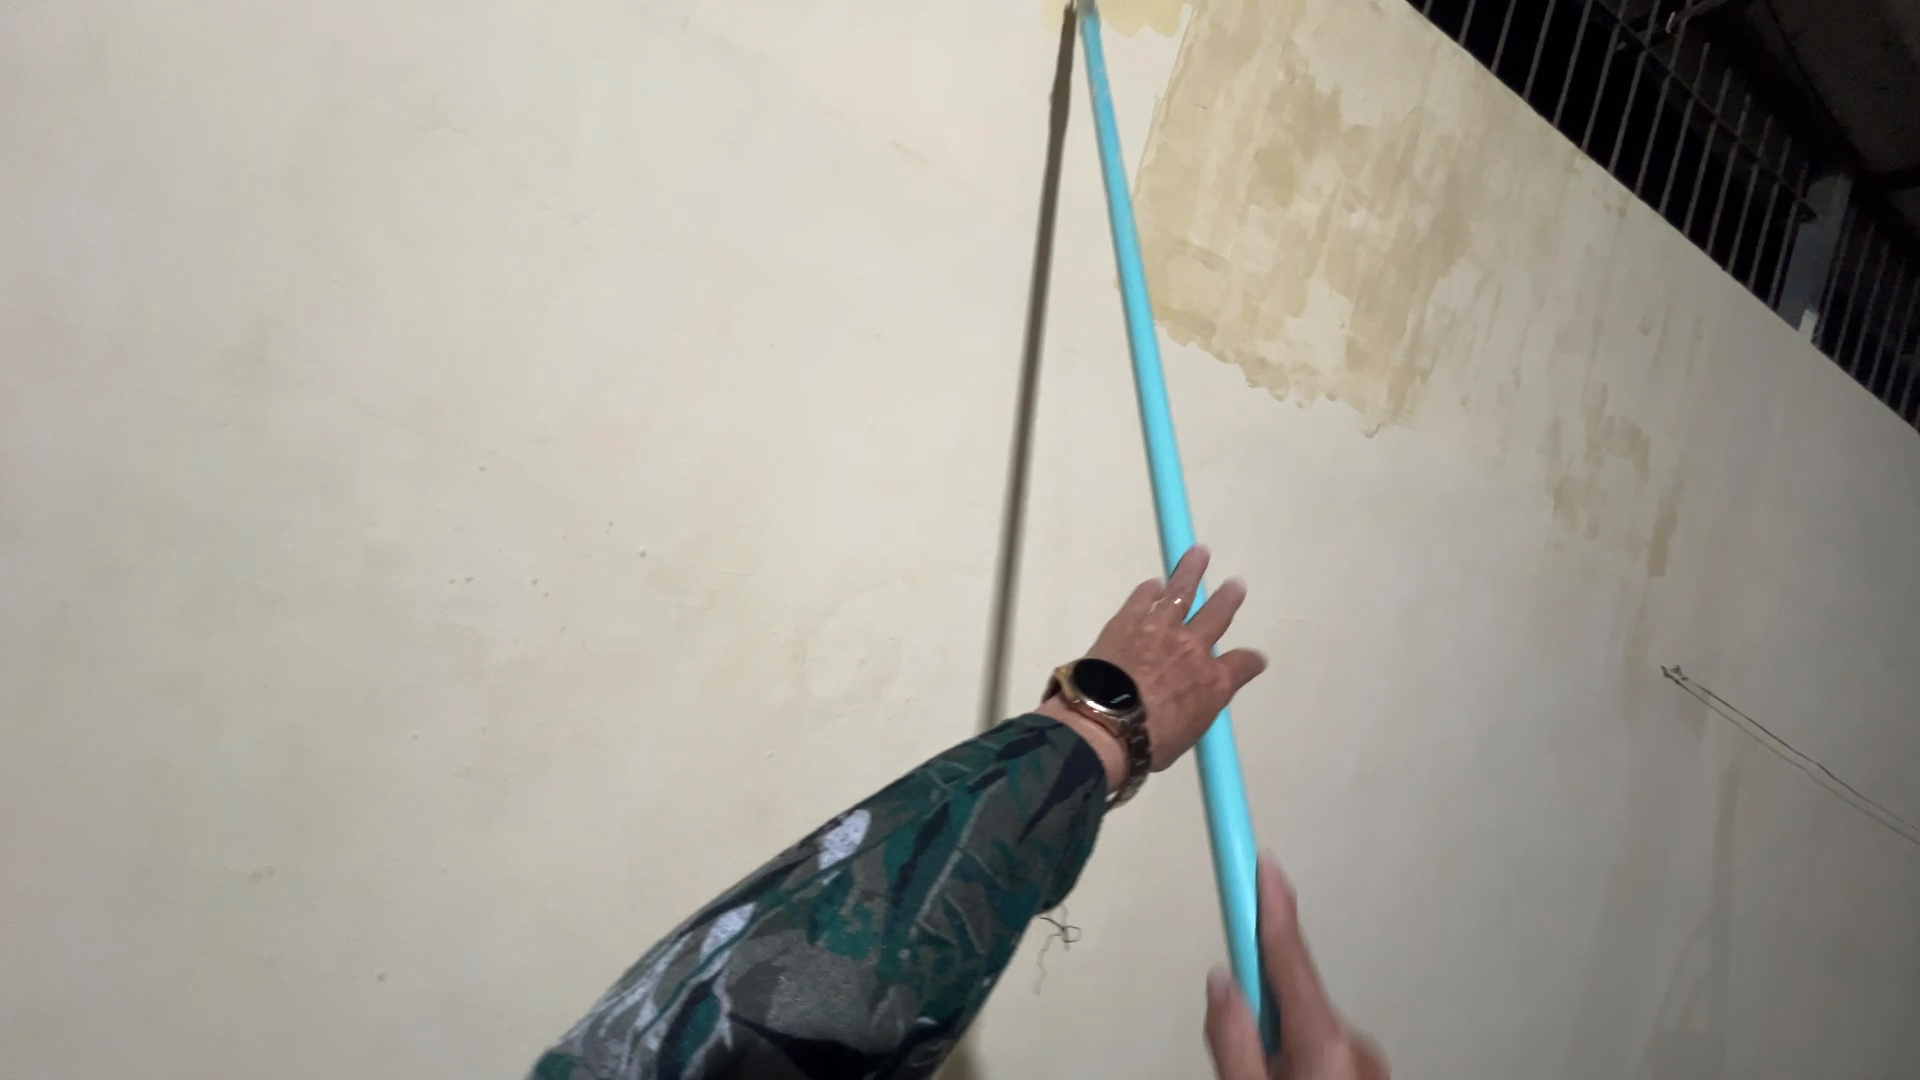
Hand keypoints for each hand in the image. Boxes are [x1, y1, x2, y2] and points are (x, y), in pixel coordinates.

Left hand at [1086, 544, 1265, 769]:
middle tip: (1235, 583)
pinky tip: (1154, 582)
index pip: (1243, 664)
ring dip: (1191, 571)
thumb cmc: (1148, 742)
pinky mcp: (1128, 620)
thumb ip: (1196, 709)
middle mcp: (1194, 648)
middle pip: (1217, 615)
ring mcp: (1161, 629)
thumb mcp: (1188, 734)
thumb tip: (1195, 701)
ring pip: (1182, 591)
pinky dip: (1150, 589)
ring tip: (1199, 552)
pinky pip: (1143, 597)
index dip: (1249, 661)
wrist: (1106, 723)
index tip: (1253, 658)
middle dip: (1228, 598)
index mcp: (1214, 682)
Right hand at [1205, 857, 1388, 1079]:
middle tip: (1238, 1051)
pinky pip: (1319, 1042)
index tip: (1266, 858)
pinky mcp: (1371, 1077)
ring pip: (1303, 1017)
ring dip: (1276, 1030)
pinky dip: (1294, 1048)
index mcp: (1327, 1044)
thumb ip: (1231, 1039)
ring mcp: (1371, 1065)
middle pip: (1291, 989)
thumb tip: (1223, 978)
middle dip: (1258, 994)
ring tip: (1262, 1079)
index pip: (1288, 955)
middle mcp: (1358, 1045)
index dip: (1273, 903)